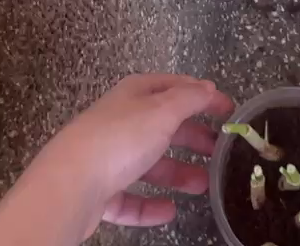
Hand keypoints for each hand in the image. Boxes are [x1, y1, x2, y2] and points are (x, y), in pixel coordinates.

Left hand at [0, 74, 234, 245]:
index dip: (204, 96)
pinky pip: (132, 197)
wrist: (70, 184)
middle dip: (193, 137)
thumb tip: (207, 87)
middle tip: (221, 151)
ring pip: (150, 163)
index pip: (176, 87)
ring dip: (178, 172)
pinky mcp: (101, 190)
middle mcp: (123, 120)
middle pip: (165, 125)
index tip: (229, 111)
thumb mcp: (162, 111)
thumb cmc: (121, 138)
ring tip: (205, 185)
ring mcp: (110, 156)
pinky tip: (170, 212)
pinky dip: (151, 204)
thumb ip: (189, 98)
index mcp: (136, 94)